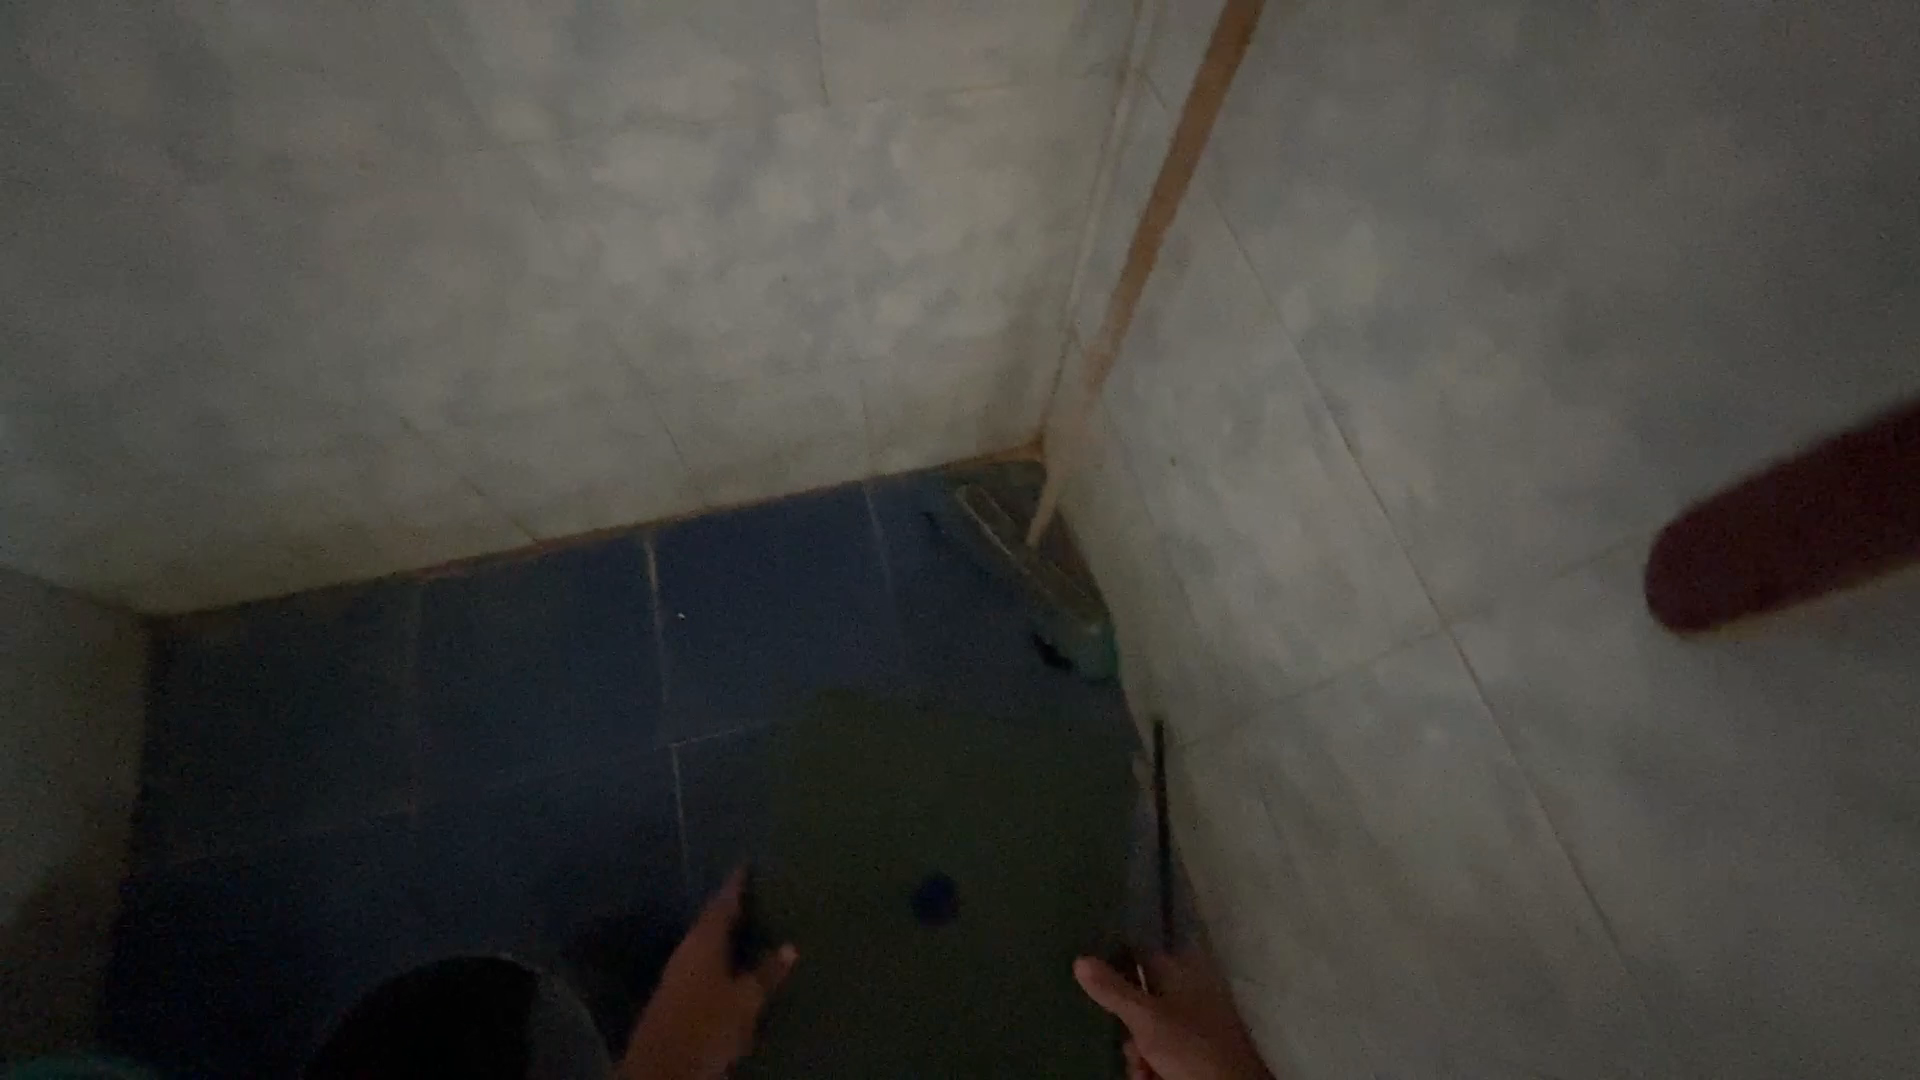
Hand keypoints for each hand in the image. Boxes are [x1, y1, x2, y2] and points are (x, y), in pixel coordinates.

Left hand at [620, 869, 796, 1079]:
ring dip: (723, 938)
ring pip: (704, 946)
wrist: (659, 1073)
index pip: (722, 903)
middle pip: (710, 923)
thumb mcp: (745, 1001)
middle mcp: (686, 951)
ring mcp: (676, 975)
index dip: (735, 885)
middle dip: (730, 911)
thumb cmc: (706, 1026)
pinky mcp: (673, 998)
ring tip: (747, 930)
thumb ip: (767, 973)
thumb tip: (789, 946)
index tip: (746, 865)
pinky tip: (730, 968)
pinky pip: (700, 967)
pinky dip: (718, 961)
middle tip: (753, 897)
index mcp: (703, 941)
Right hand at [1074, 952, 1273, 1079]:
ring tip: (1141, 1071)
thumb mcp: (1147, 1019)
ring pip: (1148, 1028)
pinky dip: (1152, 1065)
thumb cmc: (1192, 1048)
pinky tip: (1149, 1077)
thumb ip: (1113, 989)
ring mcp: (1194, 1022)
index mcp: (1181, 968)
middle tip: (1126, 1043)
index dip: (1115, 958)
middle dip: (1126, 1022)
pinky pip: (1162, 1050)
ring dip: (1138, 1051)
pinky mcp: (1196, 1051)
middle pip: (1141, 995)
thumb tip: (1079, 959)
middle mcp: (1188, 989)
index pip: (1140, 950)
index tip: (1090, 966)